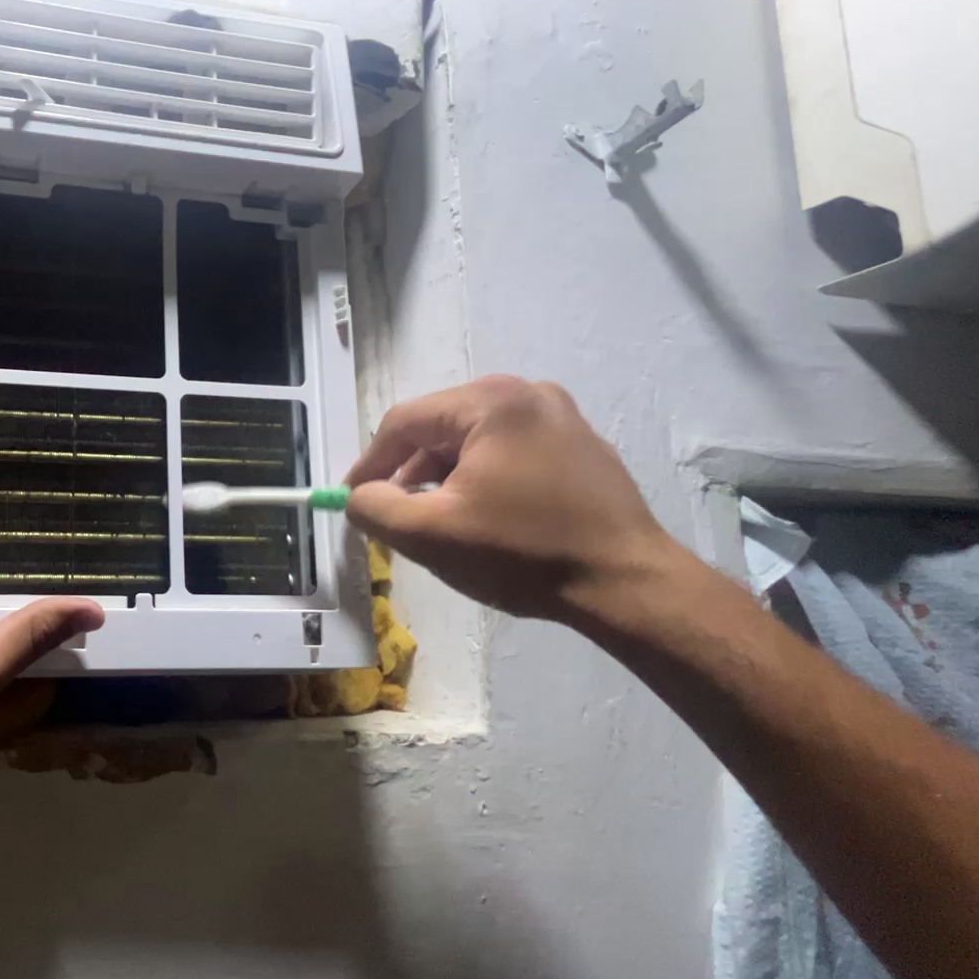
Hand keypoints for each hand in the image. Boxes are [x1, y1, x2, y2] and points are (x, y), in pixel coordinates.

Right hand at [343, 376, 674, 622]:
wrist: (627, 585)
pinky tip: (484, 517)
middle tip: (395, 514)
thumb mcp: (428, 534)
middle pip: (439, 427)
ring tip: (438, 520)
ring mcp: (561, 417)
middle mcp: (527, 393)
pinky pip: (509, 451)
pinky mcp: (581, 446)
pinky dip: (482, 477)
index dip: (369, 463)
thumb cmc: (521, 553)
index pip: (403, 423)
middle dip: (408, 471)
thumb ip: (373, 507)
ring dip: (443, 477)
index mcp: (489, 402)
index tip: (352, 500)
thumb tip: (357, 496)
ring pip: (473, 440)